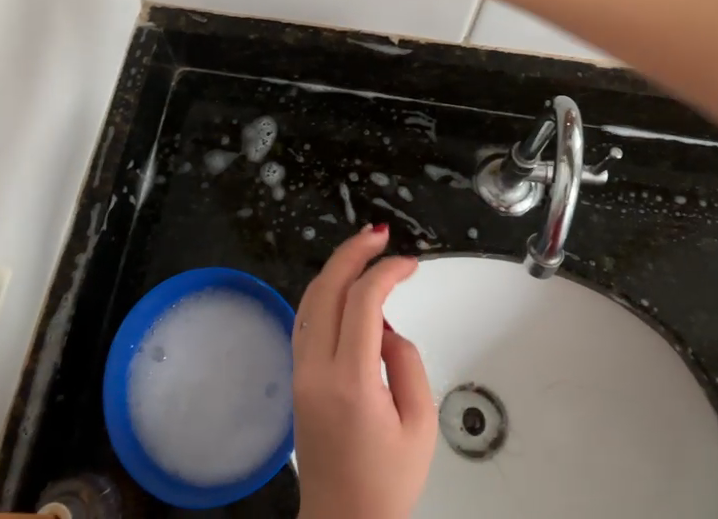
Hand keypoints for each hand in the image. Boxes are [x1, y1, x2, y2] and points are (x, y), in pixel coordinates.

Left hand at [292, 225, 435, 518]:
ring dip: (336, 268)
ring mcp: (300, 372)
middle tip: (379, 235)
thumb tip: (387, 328)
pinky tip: (344, 285)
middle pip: (327, 289)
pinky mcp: (297, 378)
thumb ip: (408, 363)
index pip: (363, 303)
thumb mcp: (420, 424)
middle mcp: (316, 370)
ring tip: (363, 248)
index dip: (386, 272)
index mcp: (351, 382)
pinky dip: (325, 293)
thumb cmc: (385, 483)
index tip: (409, 263)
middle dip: (353, 252)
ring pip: (310, 300)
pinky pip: (305, 320)